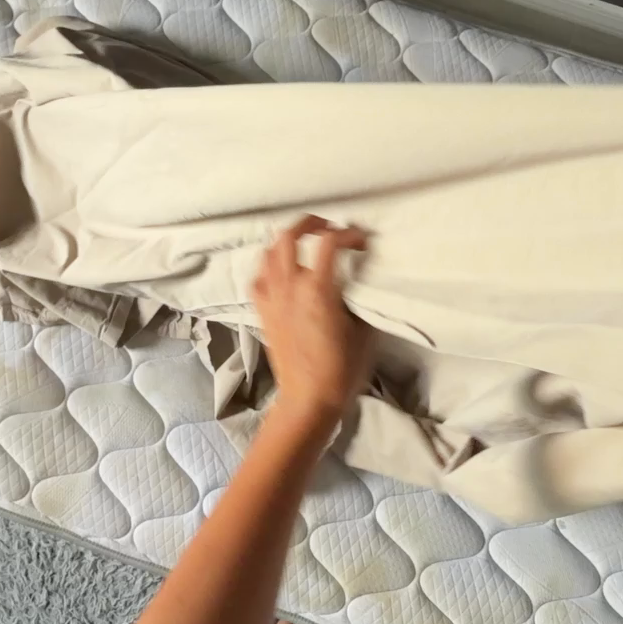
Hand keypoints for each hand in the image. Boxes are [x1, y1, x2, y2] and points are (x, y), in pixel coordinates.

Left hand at [249, 216, 373, 425]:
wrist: (308, 399)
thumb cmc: (341, 369)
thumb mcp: (364, 331)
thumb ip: (359, 298)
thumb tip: (359, 281)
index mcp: (317, 289)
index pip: (329, 242)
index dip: (348, 233)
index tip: (361, 241)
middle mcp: (288, 287)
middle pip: (289, 236)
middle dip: (309, 224)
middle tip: (327, 227)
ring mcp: (271, 298)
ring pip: (269, 253)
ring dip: (287, 241)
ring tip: (304, 244)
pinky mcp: (262, 312)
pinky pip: (258, 278)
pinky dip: (268, 267)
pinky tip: (280, 272)